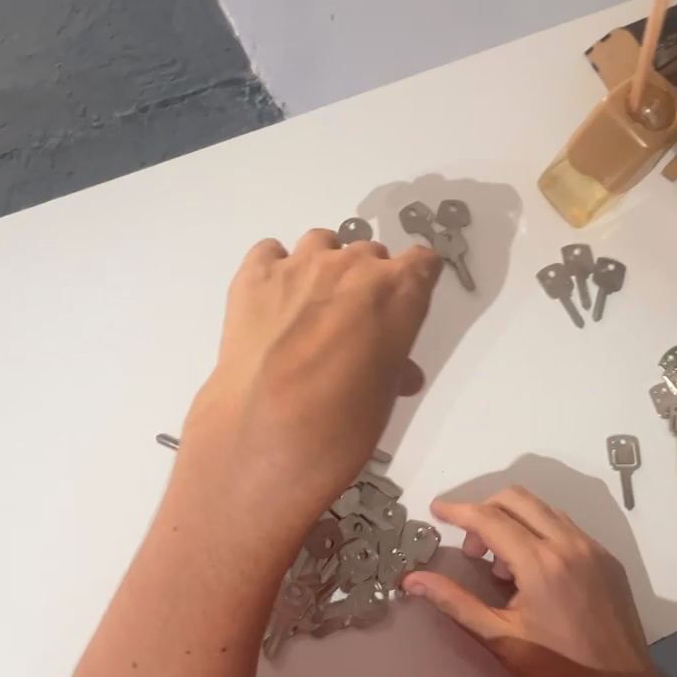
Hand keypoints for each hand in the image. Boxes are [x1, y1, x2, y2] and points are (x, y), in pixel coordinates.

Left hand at [179, 229, 441, 526]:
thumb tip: (395, 371)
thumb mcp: (383, 396)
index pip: (422, 262)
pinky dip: (274, 269)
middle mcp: (353, 265)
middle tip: (347, 322)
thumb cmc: (341, 424)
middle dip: (363, 281)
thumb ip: (392, 364)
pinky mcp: (254, 275)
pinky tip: (270, 302)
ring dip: (321, 267)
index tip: (403, 300)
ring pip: (321, 243)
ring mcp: (300, 265)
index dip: (413, 281)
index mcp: (399, 291)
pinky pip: (270, 252)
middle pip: (368, 253)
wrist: (268, 433)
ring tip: (306, 308)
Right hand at [402, 487, 657, 676]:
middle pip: (517, 499)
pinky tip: (531, 572)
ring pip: (544, 510)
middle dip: (485, 511)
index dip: (458, 511)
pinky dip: (539, 533)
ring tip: (500, 565)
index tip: (435, 510)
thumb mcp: (500, 638)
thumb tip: (411, 580)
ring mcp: (594, 550)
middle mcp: (570, 545)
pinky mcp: (608, 561)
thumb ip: (454, 602)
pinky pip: (566, 528)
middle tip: (471, 548)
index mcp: (541, 563)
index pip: (489, 519)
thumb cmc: (558, 674)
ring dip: (513, 521)